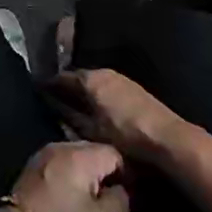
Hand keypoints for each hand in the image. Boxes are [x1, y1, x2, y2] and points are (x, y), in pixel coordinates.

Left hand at [4, 141, 131, 211]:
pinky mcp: (32, 164)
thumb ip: (121, 199)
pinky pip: (60, 161)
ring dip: (86, 171)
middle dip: (105, 170)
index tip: (129, 195)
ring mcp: (43, 152)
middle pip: (93, 150)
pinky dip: (69, 173)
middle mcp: (61, 145)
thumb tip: (121, 188)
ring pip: (75, 155)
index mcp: (81, 155)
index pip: (114, 153)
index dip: (126, 174)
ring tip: (91, 197)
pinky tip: (70, 193)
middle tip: (111, 196)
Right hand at [49, 69, 189, 161]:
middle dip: (68, 88)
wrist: (170, 139)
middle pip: (78, 78)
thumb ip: (69, 115)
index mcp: (90, 78)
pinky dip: (99, 95)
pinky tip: (98, 109)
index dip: (50, 86)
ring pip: (94, 83)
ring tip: (77, 107)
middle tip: (57, 102)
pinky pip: (107, 88)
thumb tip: (51, 104)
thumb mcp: (92, 130)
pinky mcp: (134, 89)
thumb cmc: (126, 136)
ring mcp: (121, 79)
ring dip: (84, 92)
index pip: (61, 78)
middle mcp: (104, 72)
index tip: (41, 94)